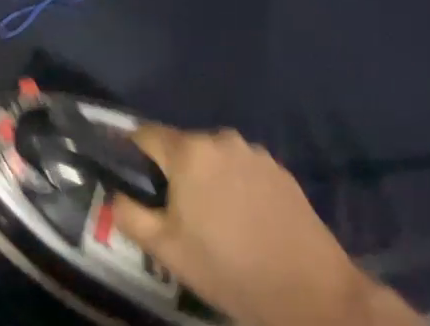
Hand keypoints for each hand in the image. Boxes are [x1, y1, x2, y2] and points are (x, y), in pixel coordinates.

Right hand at [112, 126, 422, 325]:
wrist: (314, 295)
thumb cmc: (230, 269)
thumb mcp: (166, 250)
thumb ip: (129, 214)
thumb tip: (116, 195)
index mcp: (188, 151)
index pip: (144, 134)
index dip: (131, 154)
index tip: (132, 180)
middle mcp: (221, 140)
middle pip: (181, 145)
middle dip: (172, 170)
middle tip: (175, 210)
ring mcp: (255, 154)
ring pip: (213, 157)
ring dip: (205, 176)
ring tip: (213, 217)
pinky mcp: (281, 172)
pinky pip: (242, 169)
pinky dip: (235, 185)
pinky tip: (244, 220)